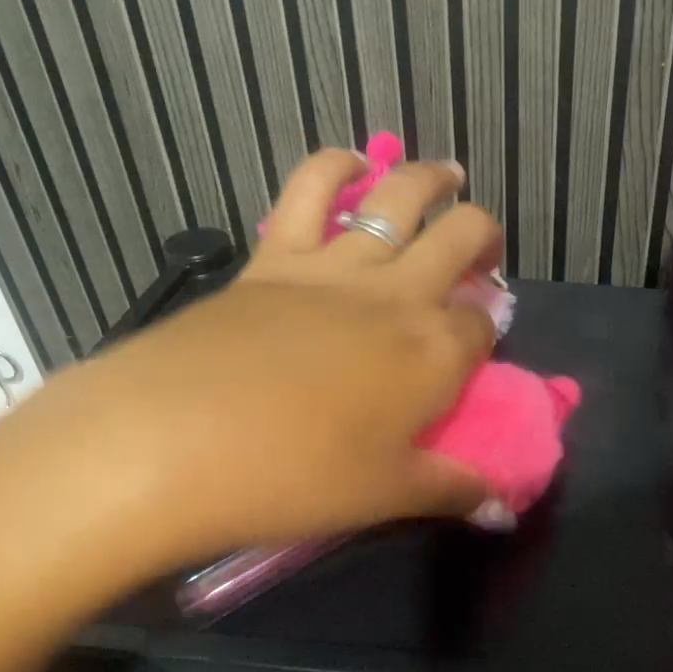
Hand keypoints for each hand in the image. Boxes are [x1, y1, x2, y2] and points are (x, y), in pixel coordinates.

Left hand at [0, 150, 501, 579]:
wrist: (171, 441)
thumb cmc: (295, 476)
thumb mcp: (385, 495)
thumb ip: (451, 490)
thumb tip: (500, 506)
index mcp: (435, 350)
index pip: (483, 323)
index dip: (488, 326)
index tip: (477, 343)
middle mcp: (398, 294)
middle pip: (462, 237)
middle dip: (484, 237)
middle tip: (482, 254)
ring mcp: (335, 266)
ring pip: (400, 196)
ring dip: (433, 178)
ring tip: (446, 176)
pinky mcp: (275, 256)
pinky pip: (312, 188)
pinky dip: (336, 166)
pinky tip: (350, 165)